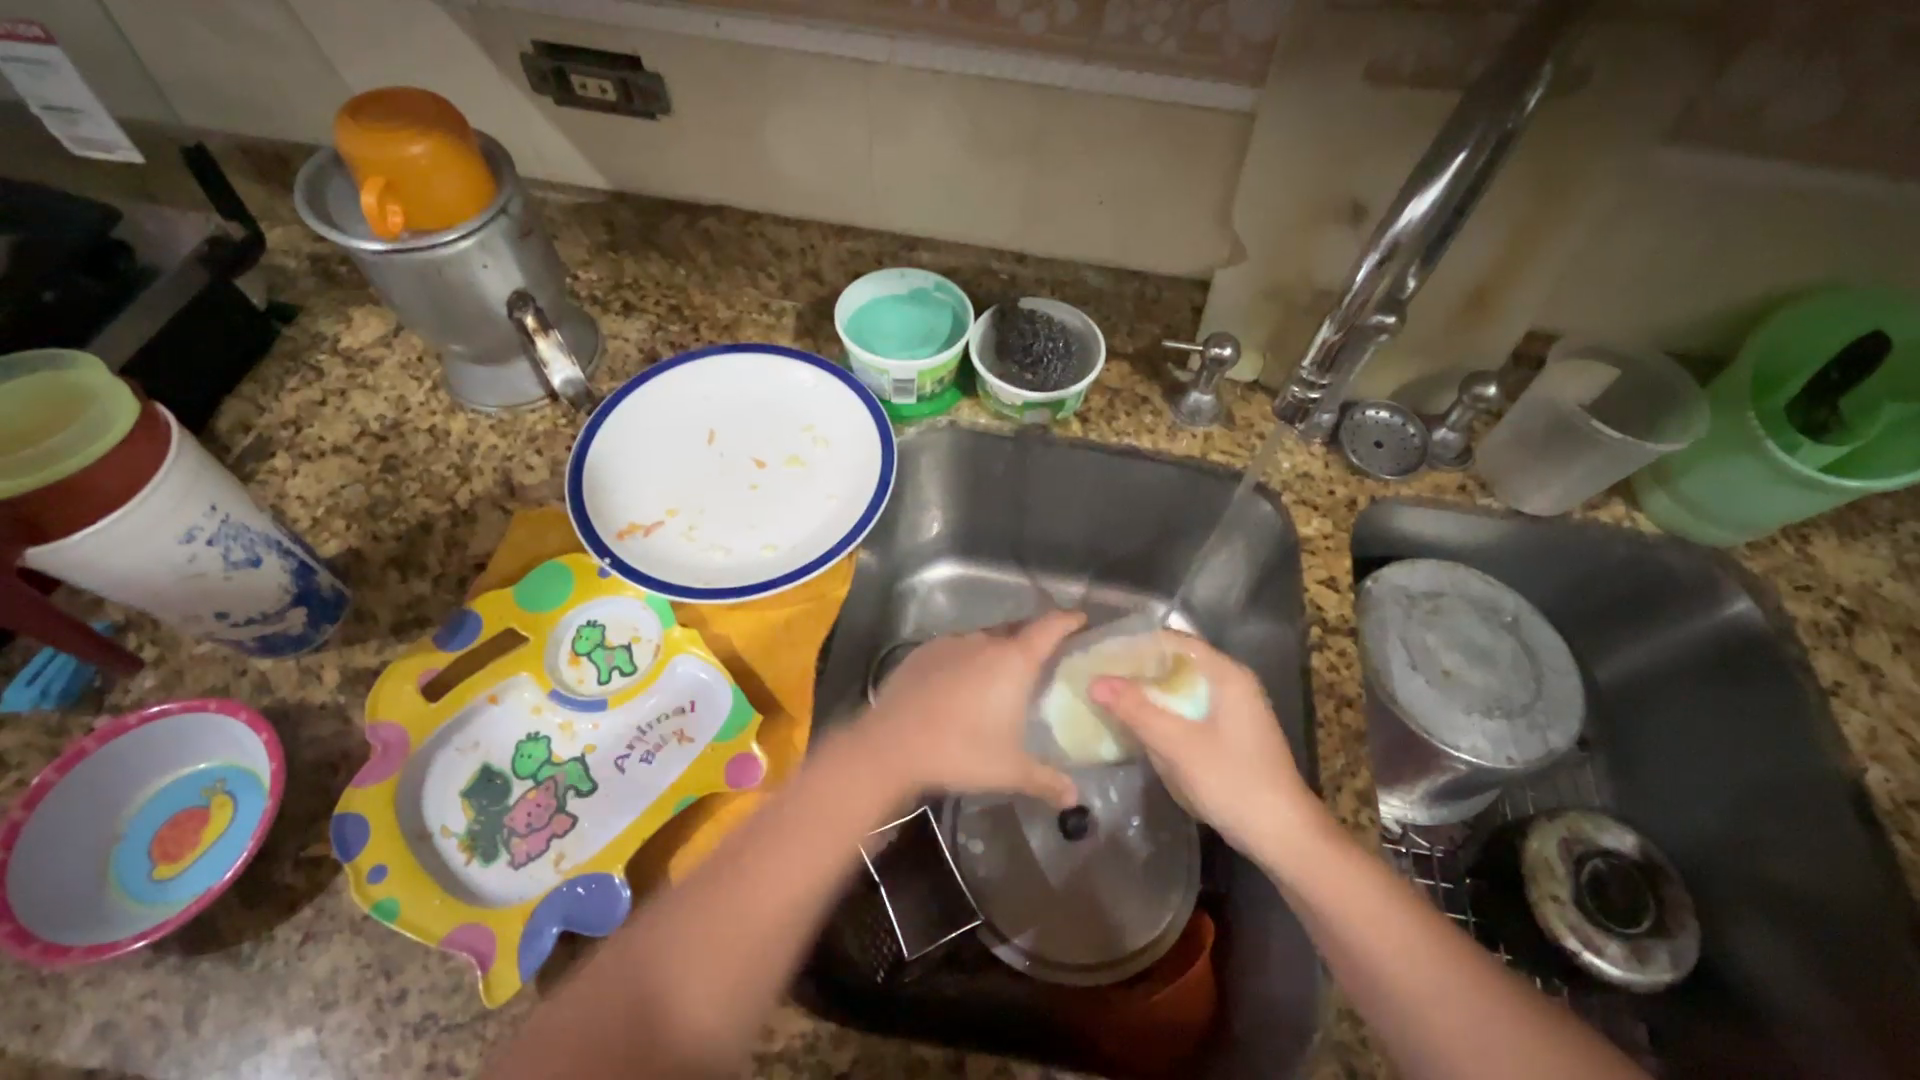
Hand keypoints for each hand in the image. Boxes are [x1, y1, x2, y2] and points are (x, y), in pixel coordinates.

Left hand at [858, 611, 1084, 808]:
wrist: (890, 747)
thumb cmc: (960, 752)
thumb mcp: (1009, 771)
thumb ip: (1046, 781)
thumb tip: (1075, 799)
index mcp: (1013, 660)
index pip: (1050, 627)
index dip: (1068, 621)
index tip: (1081, 620)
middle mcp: (983, 642)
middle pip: (1017, 630)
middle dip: (1033, 639)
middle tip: (1045, 657)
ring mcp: (949, 644)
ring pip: (982, 640)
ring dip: (996, 651)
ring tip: (1001, 674)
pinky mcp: (921, 653)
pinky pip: (954, 650)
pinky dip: (965, 661)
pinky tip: (960, 684)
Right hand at [1089, 635, 1324, 856]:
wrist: (1282, 834)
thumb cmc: (1232, 781)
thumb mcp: (1177, 745)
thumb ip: (1135, 710)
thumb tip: (1094, 681)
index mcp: (1227, 675)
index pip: (1174, 642)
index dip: (1136, 645)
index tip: (1100, 654)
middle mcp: (1233, 684)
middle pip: (1177, 665)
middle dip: (1137, 673)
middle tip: (1097, 679)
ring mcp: (1234, 711)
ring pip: (1181, 692)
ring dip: (1149, 697)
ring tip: (1107, 701)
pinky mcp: (1230, 736)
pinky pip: (1189, 714)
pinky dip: (1164, 717)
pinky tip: (1138, 730)